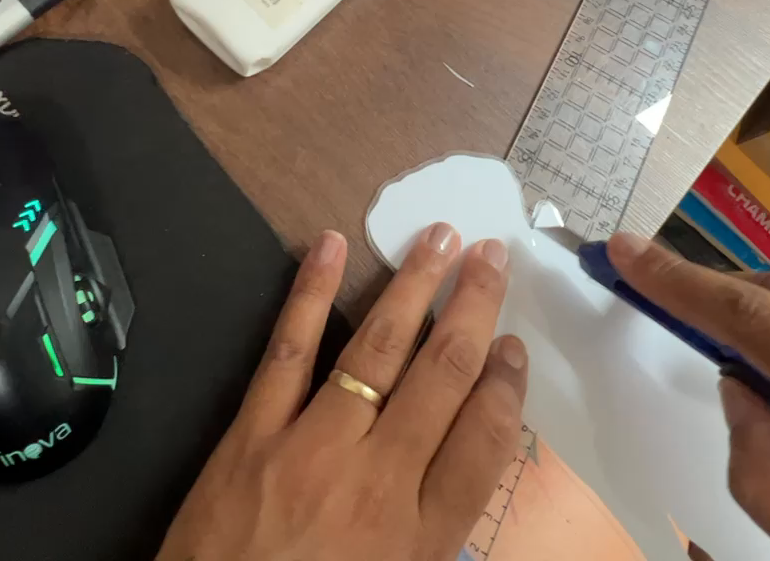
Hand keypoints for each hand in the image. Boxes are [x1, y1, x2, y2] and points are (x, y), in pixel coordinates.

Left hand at [157, 224, 527, 560]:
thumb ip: (436, 520)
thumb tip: (471, 444)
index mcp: (420, 534)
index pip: (483, 441)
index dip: (505, 384)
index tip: (514, 341)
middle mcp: (378, 480)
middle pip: (440, 376)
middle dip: (472, 308)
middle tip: (491, 255)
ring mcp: (313, 445)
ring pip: (377, 349)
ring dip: (414, 286)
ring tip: (440, 239)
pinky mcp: (255, 430)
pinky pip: (290, 349)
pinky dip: (312, 292)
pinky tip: (331, 245)